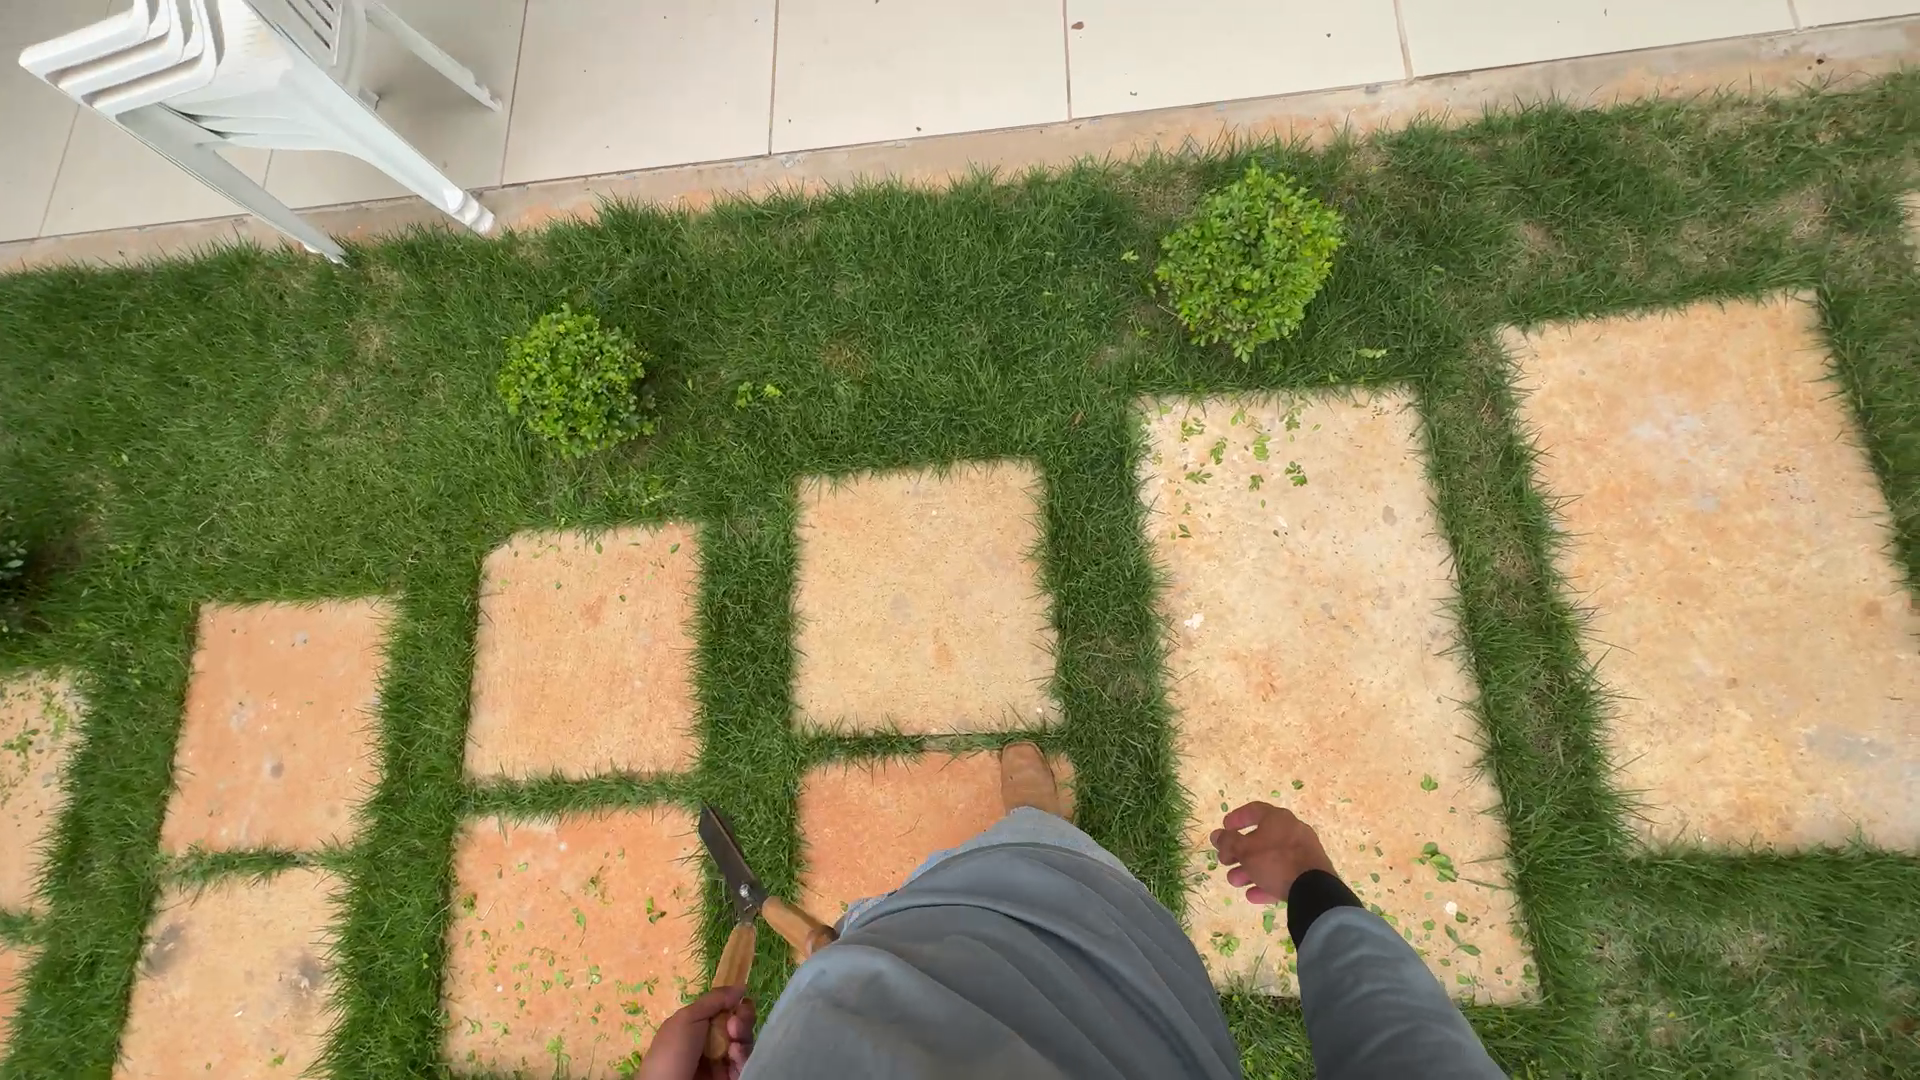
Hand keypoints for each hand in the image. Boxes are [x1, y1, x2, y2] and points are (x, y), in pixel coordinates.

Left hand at [635, 986, 755, 1079]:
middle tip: (736, 1022)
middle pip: (737, 1024)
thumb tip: (740, 987)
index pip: (723, 1011)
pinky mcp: (730, 1079)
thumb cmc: (671, 1054)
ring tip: (735, 1038)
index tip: (739, 999)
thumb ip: (714, 999)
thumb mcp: (687, 1018)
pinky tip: (735, 1053)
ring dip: (743, 1034)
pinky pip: (744, 1062)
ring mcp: (720, 1064)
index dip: (733, 1004)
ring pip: (744, 1042)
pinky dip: (743, 1055)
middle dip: (742, 1018)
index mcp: (696, 1029)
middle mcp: (710, 1044)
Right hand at [1210, 801, 1335, 904]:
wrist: (1314, 891)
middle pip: (1260, 840)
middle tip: (1225, 862)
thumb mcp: (1244, 850)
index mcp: (1278, 818)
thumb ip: (1227, 842)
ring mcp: (1304, 853)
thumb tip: (1215, 835)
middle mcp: (1292, 831)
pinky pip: (1284, 875)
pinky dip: (1267, 882)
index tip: (1224, 828)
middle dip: (1239, 853)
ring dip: (1250, 870)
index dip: (1236, 818)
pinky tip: (1253, 895)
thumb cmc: (1275, 861)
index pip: (1253, 811)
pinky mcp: (1311, 874)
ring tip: (1235, 882)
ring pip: (1271, 859)